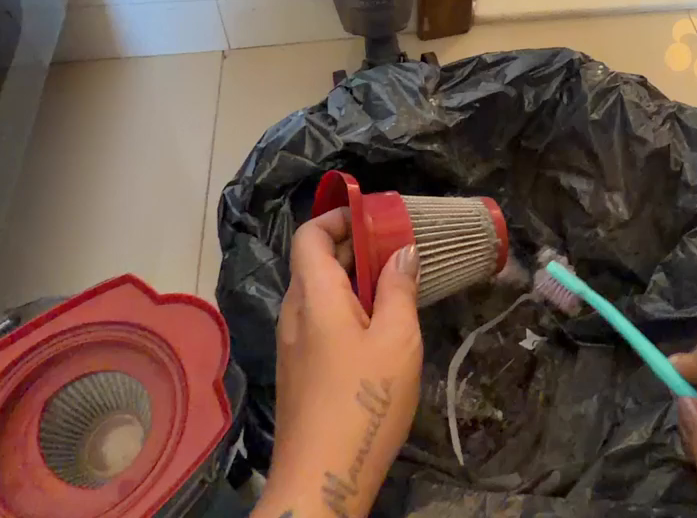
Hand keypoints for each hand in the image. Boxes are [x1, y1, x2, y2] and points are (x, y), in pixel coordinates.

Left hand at [254, 208, 422, 517]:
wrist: (320, 481)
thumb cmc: (363, 401)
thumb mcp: (397, 339)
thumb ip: (399, 288)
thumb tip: (402, 251)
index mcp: (314, 296)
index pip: (310, 235)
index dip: (339, 217)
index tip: (377, 216)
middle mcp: (295, 313)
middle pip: (316, 260)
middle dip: (356, 246)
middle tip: (400, 247)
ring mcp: (293, 344)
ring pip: (320, 291)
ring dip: (355, 278)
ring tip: (397, 284)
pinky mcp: (300, 369)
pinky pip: (320, 318)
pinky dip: (348, 306)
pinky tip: (381, 326)